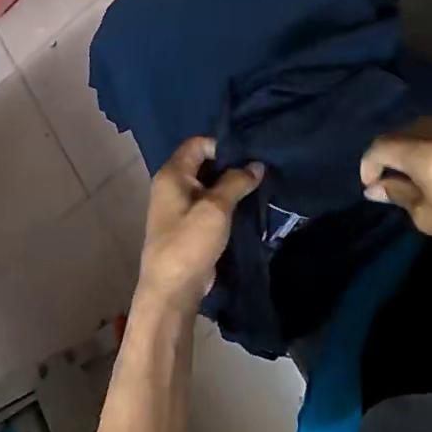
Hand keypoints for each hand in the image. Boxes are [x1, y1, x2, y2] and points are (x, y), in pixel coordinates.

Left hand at [134, 137, 262, 314]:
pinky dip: (228, 202)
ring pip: (211, 185)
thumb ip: (237, 181)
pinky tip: (249, 204)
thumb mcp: (217, 207)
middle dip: (232, 165)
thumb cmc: (189, 242)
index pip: (198, 144)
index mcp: (172, 175)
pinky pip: (212, 204)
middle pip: (205, 163)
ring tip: (259, 186)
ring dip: (232, 185)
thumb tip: (257, 165)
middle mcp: (173, 186)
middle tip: (259, 169)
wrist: (173, 288)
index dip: (223, 145)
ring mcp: (181, 206)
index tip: (248, 156)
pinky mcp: (191, 224)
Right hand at [360, 118, 431, 266]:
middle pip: (406, 128)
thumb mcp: (429, 218)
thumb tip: (376, 187)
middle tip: (393, 176)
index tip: (370, 185)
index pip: (382, 145)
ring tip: (422, 167)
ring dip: (419, 142)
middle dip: (392, 150)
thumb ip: (399, 194)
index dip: (368, 164)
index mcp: (426, 153)